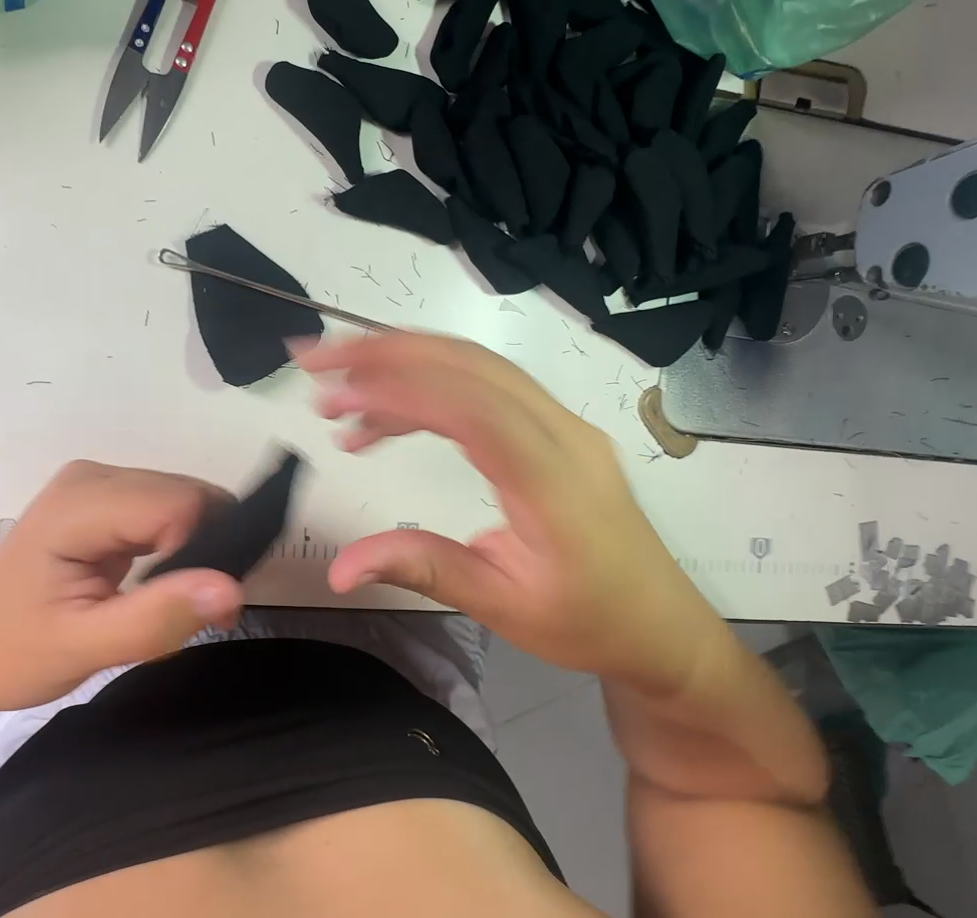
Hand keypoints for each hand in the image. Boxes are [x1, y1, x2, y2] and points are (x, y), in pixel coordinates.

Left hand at [0, 460, 244, 715]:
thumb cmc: (10, 656)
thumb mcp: (82, 648)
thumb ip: (156, 617)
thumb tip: (231, 587)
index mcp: (78, 504)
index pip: (180, 504)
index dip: (206, 553)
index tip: (206, 611)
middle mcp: (91, 476)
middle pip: (186, 496)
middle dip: (207, 551)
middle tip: (199, 614)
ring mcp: (95, 483)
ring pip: (183, 501)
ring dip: (197, 550)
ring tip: (177, 603)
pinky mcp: (102, 499)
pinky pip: (165, 509)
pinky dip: (180, 545)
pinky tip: (161, 583)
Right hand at [296, 334, 722, 689]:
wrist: (660, 625)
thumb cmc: (587, 622)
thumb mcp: (504, 607)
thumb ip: (425, 569)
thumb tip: (340, 569)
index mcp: (554, 481)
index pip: (474, 410)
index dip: (401, 390)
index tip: (335, 393)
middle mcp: (563, 434)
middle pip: (472, 365)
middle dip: (387, 352)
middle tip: (316, 362)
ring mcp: (563, 424)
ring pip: (477, 366)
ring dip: (403, 362)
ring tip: (337, 392)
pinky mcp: (555, 428)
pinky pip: (487, 388)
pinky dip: (429, 388)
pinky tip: (384, 422)